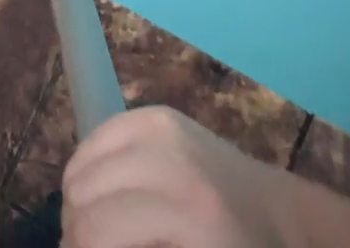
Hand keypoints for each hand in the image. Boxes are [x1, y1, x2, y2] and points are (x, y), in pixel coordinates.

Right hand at [63, 106, 306, 247]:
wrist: (274, 212)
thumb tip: (84, 244)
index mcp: (191, 214)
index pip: (98, 229)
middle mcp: (173, 162)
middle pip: (84, 194)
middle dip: (75, 229)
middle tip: (84, 246)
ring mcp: (163, 130)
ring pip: (82, 165)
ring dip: (78, 200)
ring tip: (90, 224)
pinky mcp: (155, 114)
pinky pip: (96, 136)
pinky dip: (86, 167)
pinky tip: (96, 191)